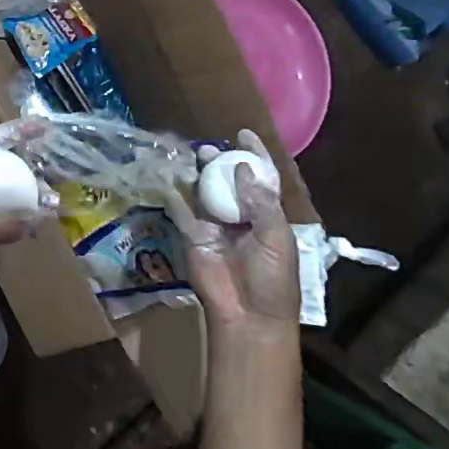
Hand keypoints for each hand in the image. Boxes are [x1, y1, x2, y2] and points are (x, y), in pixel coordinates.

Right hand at [167, 130, 299, 338]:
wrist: (247, 314)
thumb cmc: (272, 279)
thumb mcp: (277, 239)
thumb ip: (261, 203)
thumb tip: (243, 168)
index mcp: (266, 216)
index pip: (261, 179)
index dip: (254, 155)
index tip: (244, 133)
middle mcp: (239, 215)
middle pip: (228, 180)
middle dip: (220, 161)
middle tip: (210, 147)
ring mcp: (214, 224)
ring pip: (204, 190)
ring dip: (198, 172)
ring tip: (193, 155)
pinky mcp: (191, 233)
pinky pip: (181, 208)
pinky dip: (175, 192)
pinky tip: (171, 176)